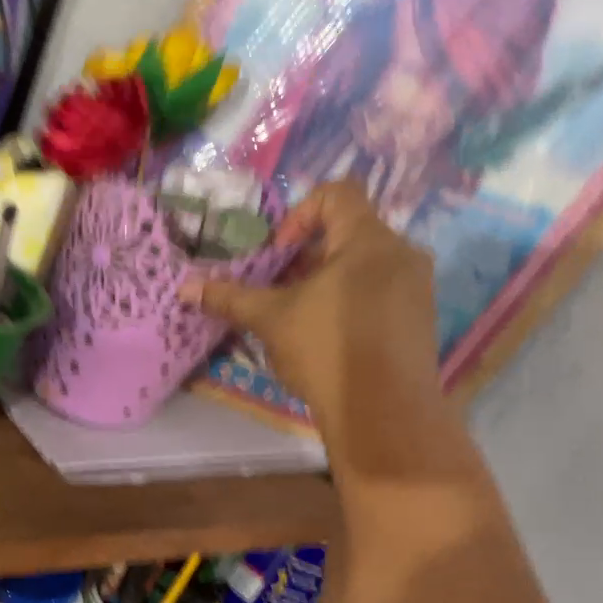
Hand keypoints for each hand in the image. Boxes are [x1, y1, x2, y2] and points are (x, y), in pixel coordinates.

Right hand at [183, 182, 458, 475]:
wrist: (383, 407)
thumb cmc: (326, 349)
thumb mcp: (270, 320)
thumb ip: (230, 298)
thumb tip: (185, 288)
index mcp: (367, 240)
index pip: (337, 194)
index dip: (297, 216)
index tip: (276, 257)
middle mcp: (399, 252)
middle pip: (346, 233)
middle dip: (304, 259)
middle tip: (275, 292)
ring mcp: (414, 284)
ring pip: (361, 265)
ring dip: (322, 282)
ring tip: (295, 319)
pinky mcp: (416, 315)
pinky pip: (377, 291)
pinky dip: (345, 303)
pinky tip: (323, 339)